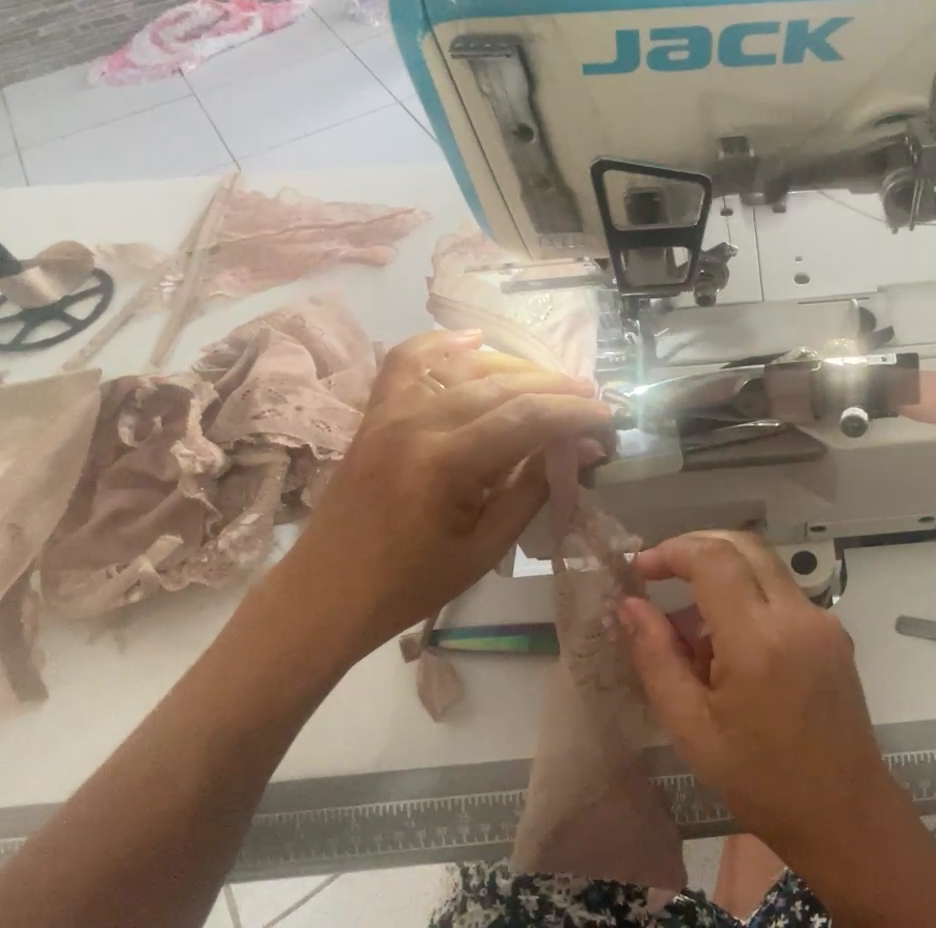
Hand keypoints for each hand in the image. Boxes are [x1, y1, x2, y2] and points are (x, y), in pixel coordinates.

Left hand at [272, 330, 612, 659]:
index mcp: (445, 463)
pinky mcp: (375, 416)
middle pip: (502, 386)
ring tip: (555, 382)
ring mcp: (390, 414)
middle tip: (593, 399)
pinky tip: (475, 340)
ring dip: (516, 369)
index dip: (576, 414)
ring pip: (465, 369)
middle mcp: (417, 423)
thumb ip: (534, 490)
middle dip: (556, 389)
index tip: (610, 418)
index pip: (528, 418)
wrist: (324, 595)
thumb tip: (582, 450)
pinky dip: (442, 345)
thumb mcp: (485, 548)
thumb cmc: (409, 584)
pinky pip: (407, 363)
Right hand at [618, 531, 902, 858]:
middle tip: (659, 575)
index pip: (714, 559)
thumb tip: (630, 605)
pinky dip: (749, 599)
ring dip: (723, 576)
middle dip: (696, 548)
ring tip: (691, 633)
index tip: (640, 567)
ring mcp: (823, 620)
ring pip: (765, 567)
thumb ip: (656, 658)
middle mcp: (797, 616)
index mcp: (759, 641)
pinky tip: (730, 650)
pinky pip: (784, 594)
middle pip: (744, 546)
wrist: (843, 811)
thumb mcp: (691, 728)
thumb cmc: (759, 780)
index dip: (672, 550)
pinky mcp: (835, 631)